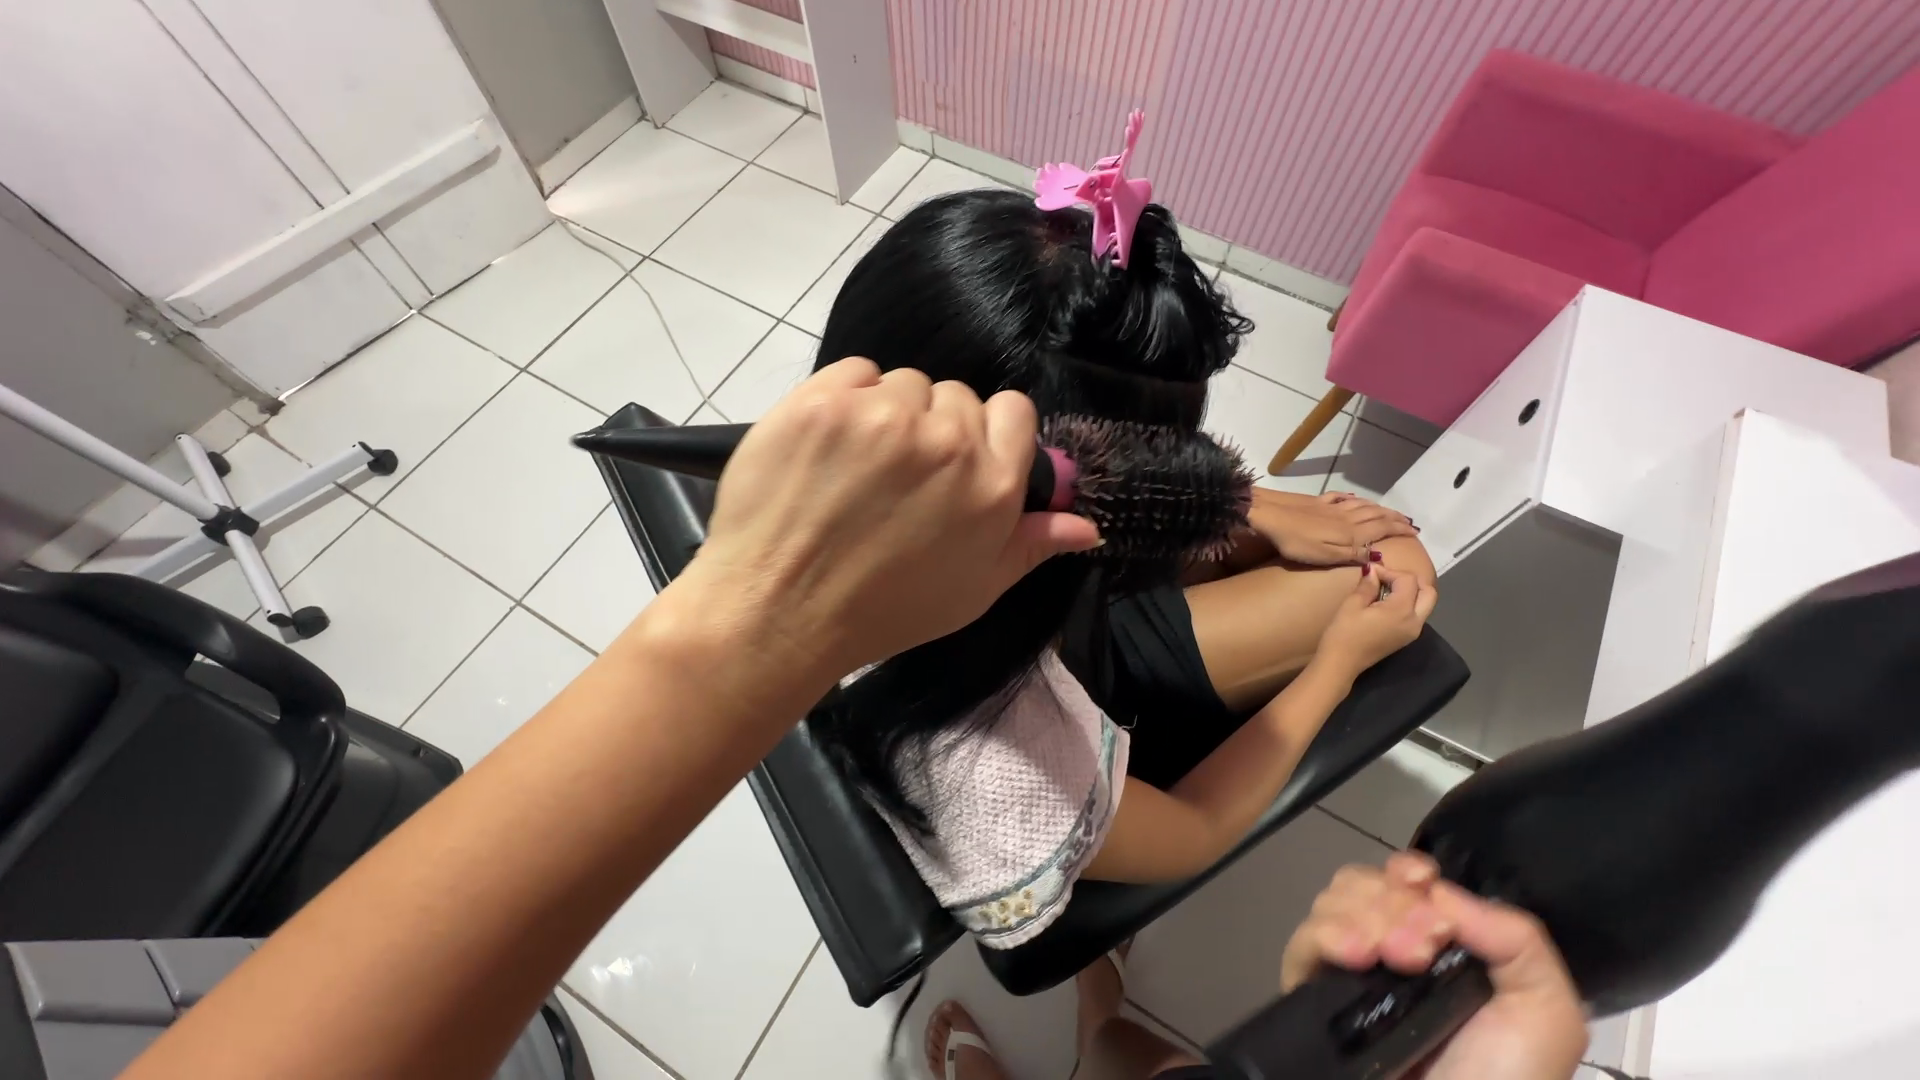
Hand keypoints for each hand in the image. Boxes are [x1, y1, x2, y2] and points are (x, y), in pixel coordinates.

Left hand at [684, 358, 1100, 678]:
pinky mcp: (822, 400)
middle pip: (956, 396)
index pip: (1015, 410)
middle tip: (900, 479)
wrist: (778, 609)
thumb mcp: (974, 590)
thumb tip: (1088, 525)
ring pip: (903, 384)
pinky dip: (846, 399)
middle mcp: (946, 440)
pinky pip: (853, 372)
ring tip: (858, 465)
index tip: (959, 460)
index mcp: (992, 483)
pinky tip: (830, 443)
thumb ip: (1032, 546)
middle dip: (936, 428)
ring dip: (890, 413)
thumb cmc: (885, 610)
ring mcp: (882, 415)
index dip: (989, 432)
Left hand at [1246, 489, 1416, 566]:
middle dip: (1394, 518)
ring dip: (1379, 508)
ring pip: (1362, 505)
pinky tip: (1352, 498)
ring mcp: (1331, 507)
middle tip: (1408, 522)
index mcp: (1351, 532)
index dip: (1399, 530)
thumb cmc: (1296, 541)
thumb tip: (1378, 555)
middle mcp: (1346, 517)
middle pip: (1376, 515)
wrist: (1270, 515)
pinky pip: (1340, 498)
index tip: (1414, 532)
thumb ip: (1353, 554)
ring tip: (1388, 512)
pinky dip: (1352, 498)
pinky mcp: (1316, 502)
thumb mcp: (1326, 555)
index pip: (1382, 529)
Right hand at [1280, 854, 1587, 1079]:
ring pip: (1331, 903)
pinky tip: (1353, 955)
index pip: (1406, 882)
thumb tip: (1438, 891)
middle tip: (1421, 945)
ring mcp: (1348, 973)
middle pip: (1364, 883)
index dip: (1408, 872)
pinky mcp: (1311, 994)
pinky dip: (1324, 934)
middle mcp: (1390, 952)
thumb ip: (1517, 936)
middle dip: (1390, 900)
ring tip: (1389, 958)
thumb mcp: (1545, 1013)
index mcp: (1441, 948)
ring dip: (1361, 916)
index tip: (1421, 883)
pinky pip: (1301, 942)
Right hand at [1312, 564, 1435, 678]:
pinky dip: (1408, 603)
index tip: (1370, 572)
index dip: (1389, 571)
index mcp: (1401, 610)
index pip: (1408, 580)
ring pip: (1425, 603)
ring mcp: (1414, 631)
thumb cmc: (1344, 633)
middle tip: (1387, 579)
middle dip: (1409, 580)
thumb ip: (1367, 585)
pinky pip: (1417, 614)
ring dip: (1410, 592)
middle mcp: (1415, 620)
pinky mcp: (1408, 637)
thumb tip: (1372, 570)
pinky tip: (1386, 603)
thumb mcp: (1352, 605)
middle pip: (1428, 591)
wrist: (1341, 663)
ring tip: (1386, 590)